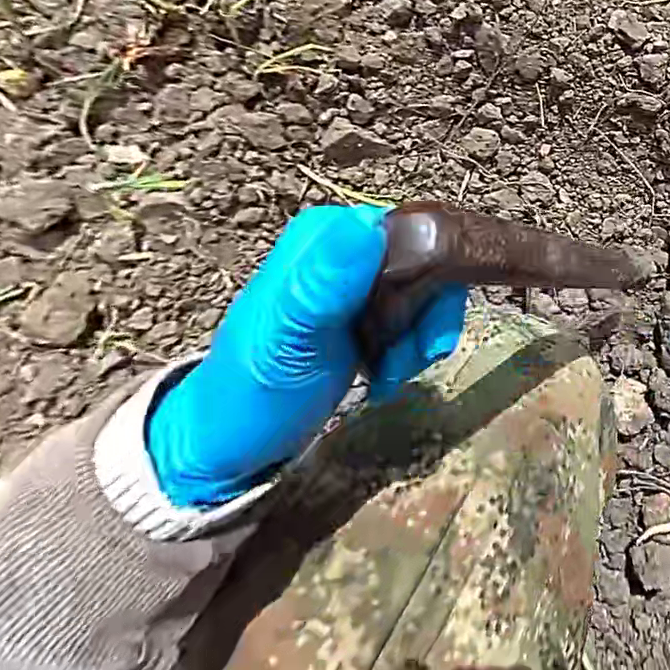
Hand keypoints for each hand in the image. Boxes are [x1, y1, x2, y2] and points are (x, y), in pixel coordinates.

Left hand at [147, 205, 466, 506]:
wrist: (235, 446)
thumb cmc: (253, 394)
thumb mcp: (289, 339)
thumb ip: (326, 281)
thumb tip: (372, 223)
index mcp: (328, 234)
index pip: (415, 232)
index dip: (426, 276)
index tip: (403, 325)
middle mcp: (352, 244)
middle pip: (431, 261)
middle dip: (427, 314)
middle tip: (401, 358)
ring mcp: (364, 275)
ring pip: (434, 288)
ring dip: (423, 335)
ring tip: (391, 372)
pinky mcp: (374, 305)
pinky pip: (424, 310)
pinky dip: (417, 344)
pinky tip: (389, 371)